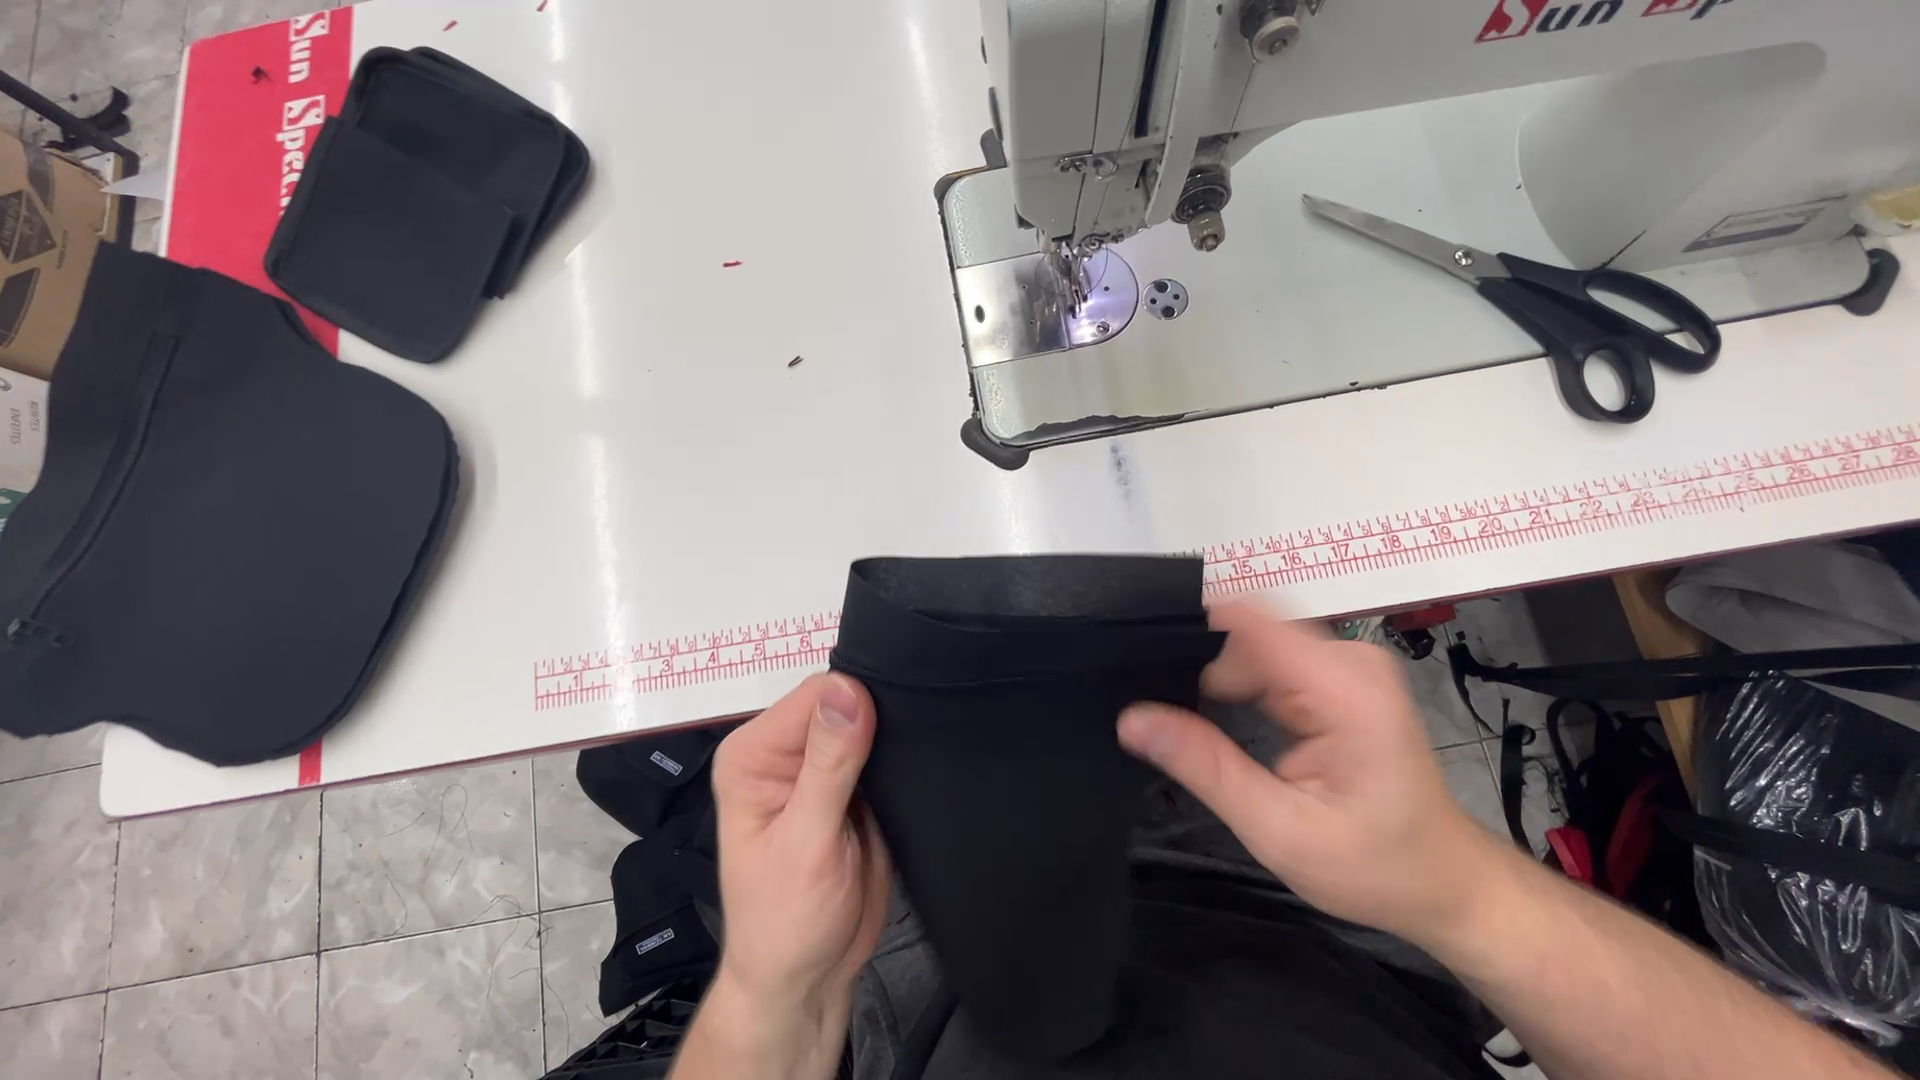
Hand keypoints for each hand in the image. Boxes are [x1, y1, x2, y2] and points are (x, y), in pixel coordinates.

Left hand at [701, 673, 890, 1067]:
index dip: (857, 700)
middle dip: (880, 711)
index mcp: (755, 755)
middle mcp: (785, 753)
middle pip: (843, 700)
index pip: (814, 695)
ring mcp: (823, 770)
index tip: (893, 721)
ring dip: (896, 733)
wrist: (808, 978)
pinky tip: (921, 762)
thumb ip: (829, 765)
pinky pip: (886, 753)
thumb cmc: (787, 921)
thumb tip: (848, 689)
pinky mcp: (857, 789)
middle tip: (916, 736)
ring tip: (921, 751)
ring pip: (870, 722)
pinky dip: (904, 756)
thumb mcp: (807, 842)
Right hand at [1118, 601, 1503, 940]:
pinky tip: (1216, 716)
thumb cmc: (1374, 865)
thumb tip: (1132, 719)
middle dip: (1197, 664)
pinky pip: (1269, 659)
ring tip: (1179, 719)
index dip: (1189, 626)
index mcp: (1343, 689)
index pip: (1250, 618)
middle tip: (1152, 711)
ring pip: (1252, 644)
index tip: (1136, 655)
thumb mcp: (1278, 828)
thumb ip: (1204, 766)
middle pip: (1245, 631)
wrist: (1445, 882)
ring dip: (1214, 677)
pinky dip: (1237, 684)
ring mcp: (1346, 665)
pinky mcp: (1338, 677)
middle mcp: (1348, 660)